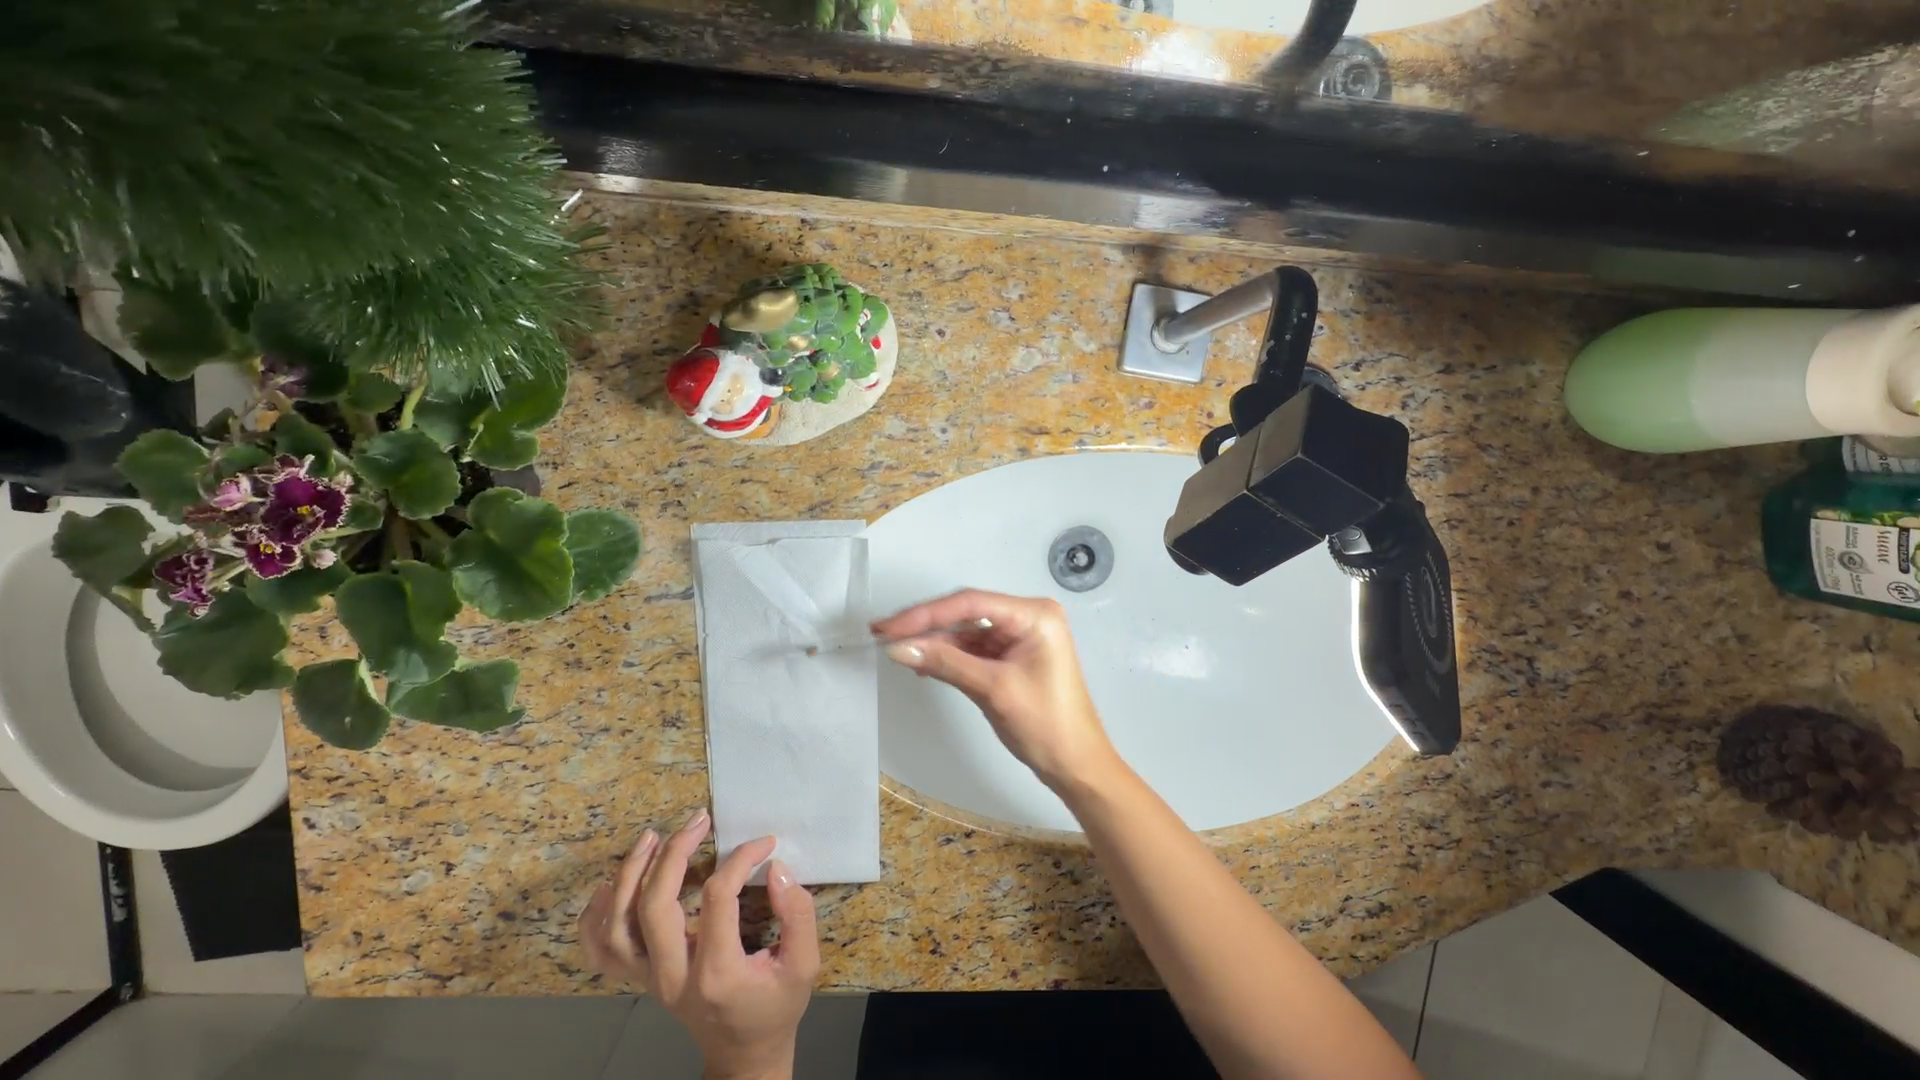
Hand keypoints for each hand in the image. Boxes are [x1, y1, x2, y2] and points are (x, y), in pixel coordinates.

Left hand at [579, 810, 819, 1079]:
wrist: (744, 1055)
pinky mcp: (642, 980)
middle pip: (655, 905)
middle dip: (674, 853)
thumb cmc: (775, 1008)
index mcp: (717, 971)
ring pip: (619, 926)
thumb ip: (798, 915)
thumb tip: (776, 868)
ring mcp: (651, 980)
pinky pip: (602, 951)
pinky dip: (596, 916)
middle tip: (698, 821)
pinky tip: (609, 884)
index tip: (764, 843)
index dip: (739, 860)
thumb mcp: (804, 965)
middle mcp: (673, 976)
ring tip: (652, 837)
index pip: (716, 897)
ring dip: (630, 875)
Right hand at [873, 589, 1116, 790]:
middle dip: (926, 625)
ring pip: (967, 631)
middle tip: (883, 634)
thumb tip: (898, 647)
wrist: (1077, 766)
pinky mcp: (1014, 657)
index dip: (925, 614)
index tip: (888, 628)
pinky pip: (975, 649)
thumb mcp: (992, 690)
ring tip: (897, 650)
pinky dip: (949, 657)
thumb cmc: (1045, 726)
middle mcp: (1029, 617)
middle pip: (967, 612)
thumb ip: (944, 662)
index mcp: (1034, 615)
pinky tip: (923, 663)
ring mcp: (1022, 637)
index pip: (970, 603)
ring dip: (935, 642)